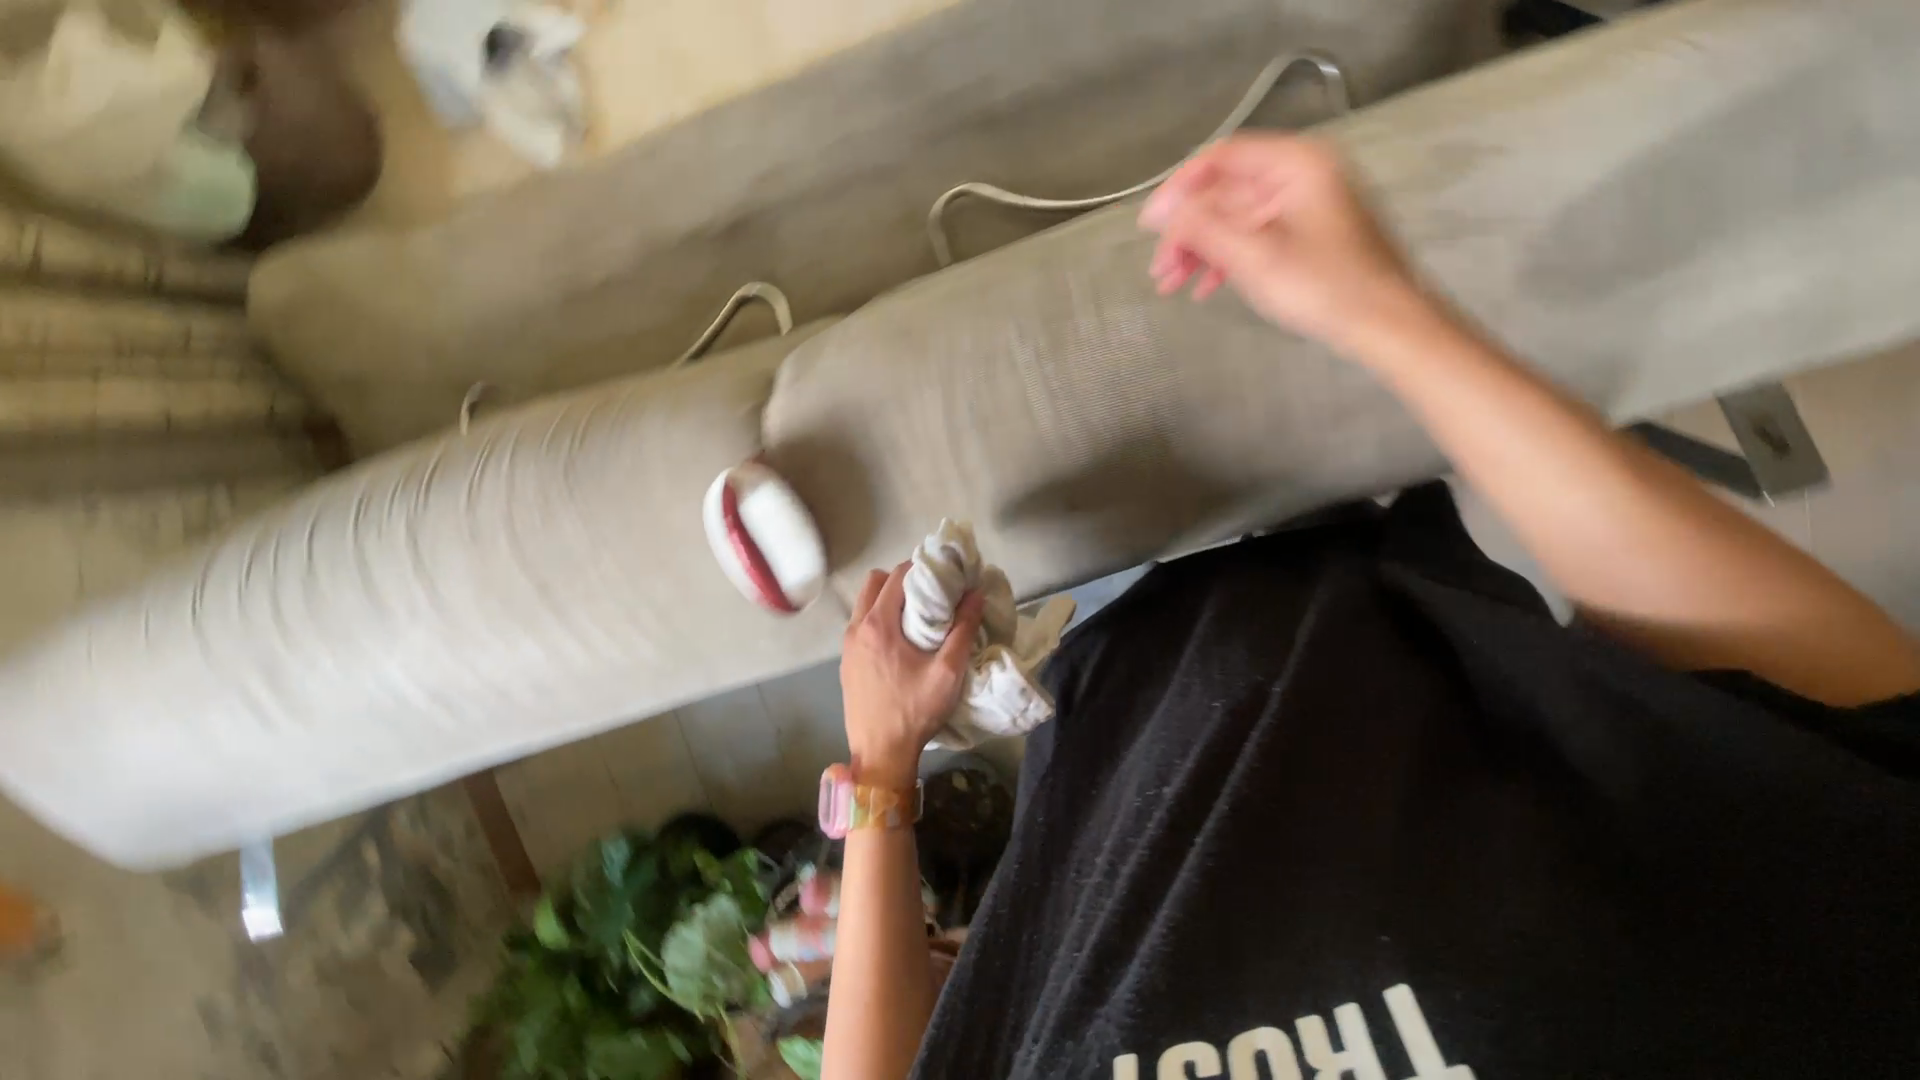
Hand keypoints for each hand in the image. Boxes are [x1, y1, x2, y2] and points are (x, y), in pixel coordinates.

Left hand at [840, 563, 984, 790]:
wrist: (880, 754)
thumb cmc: (914, 712)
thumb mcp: (948, 672)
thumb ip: (963, 629)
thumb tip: (975, 595)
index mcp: (877, 625)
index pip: (896, 576)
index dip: (921, 570)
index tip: (943, 577)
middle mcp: (856, 629)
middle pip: (875, 583)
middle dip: (902, 581)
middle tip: (930, 595)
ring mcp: (847, 646)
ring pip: (864, 604)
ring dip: (888, 600)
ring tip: (917, 618)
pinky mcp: (846, 662)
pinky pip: (861, 625)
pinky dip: (879, 620)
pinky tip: (901, 642)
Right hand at [1139, 134, 1429, 353]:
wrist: (1386, 323)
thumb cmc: (1324, 286)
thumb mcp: (1254, 256)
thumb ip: (1202, 227)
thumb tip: (1160, 211)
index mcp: (1295, 164)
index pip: (1221, 158)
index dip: (1179, 189)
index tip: (1150, 225)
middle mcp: (1301, 175)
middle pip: (1226, 193)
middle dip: (1187, 231)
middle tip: (1159, 269)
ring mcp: (1306, 206)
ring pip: (1236, 219)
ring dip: (1201, 250)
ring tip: (1171, 284)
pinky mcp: (1308, 236)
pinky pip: (1255, 237)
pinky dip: (1226, 260)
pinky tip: (1204, 288)